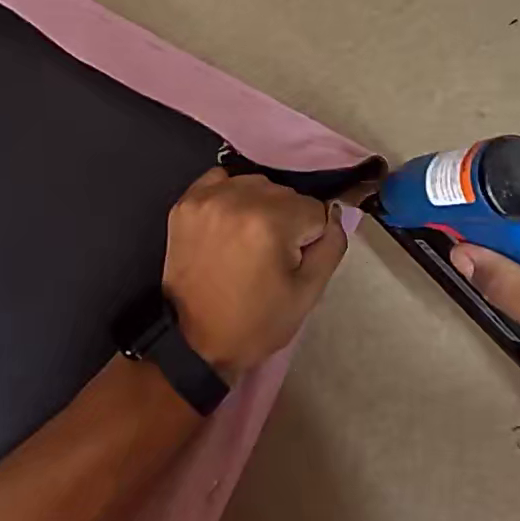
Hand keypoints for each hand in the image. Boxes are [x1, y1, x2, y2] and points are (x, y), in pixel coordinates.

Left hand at [162, 167, 349, 378]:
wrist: (196, 341)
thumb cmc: (256, 322)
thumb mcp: (309, 293)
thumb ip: (332, 244)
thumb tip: (334, 213)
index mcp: (270, 222)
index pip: (315, 210)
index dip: (310, 238)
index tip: (292, 262)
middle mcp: (237, 200)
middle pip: (285, 194)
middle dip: (287, 220)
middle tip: (270, 257)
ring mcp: (207, 199)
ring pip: (256, 184)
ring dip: (260, 206)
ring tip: (248, 241)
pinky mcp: (185, 204)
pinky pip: (221, 180)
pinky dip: (230, 195)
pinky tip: (229, 222)